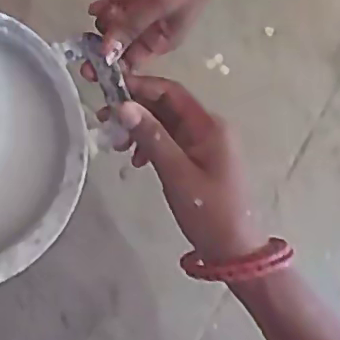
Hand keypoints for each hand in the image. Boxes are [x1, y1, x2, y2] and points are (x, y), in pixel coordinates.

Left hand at [91, 0, 238, 66]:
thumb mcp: (157, 6)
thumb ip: (130, 28)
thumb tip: (105, 55)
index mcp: (161, 40)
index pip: (131, 61)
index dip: (109, 66)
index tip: (86, 67)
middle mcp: (150, 27)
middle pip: (119, 42)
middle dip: (102, 43)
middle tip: (84, 41)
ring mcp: (140, 5)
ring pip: (115, 21)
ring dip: (104, 22)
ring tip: (99, 16)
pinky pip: (115, 1)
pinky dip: (104, 6)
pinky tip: (93, 7)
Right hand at [113, 74, 264, 262]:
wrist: (236, 253)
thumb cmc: (210, 213)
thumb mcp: (176, 173)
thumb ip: (151, 137)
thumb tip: (123, 105)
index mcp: (209, 125)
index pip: (170, 91)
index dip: (139, 86)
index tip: (110, 90)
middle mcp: (207, 127)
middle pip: (165, 105)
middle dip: (134, 109)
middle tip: (104, 118)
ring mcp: (203, 143)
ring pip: (164, 123)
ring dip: (139, 128)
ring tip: (116, 143)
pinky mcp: (197, 158)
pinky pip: (168, 140)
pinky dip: (149, 143)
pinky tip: (136, 159)